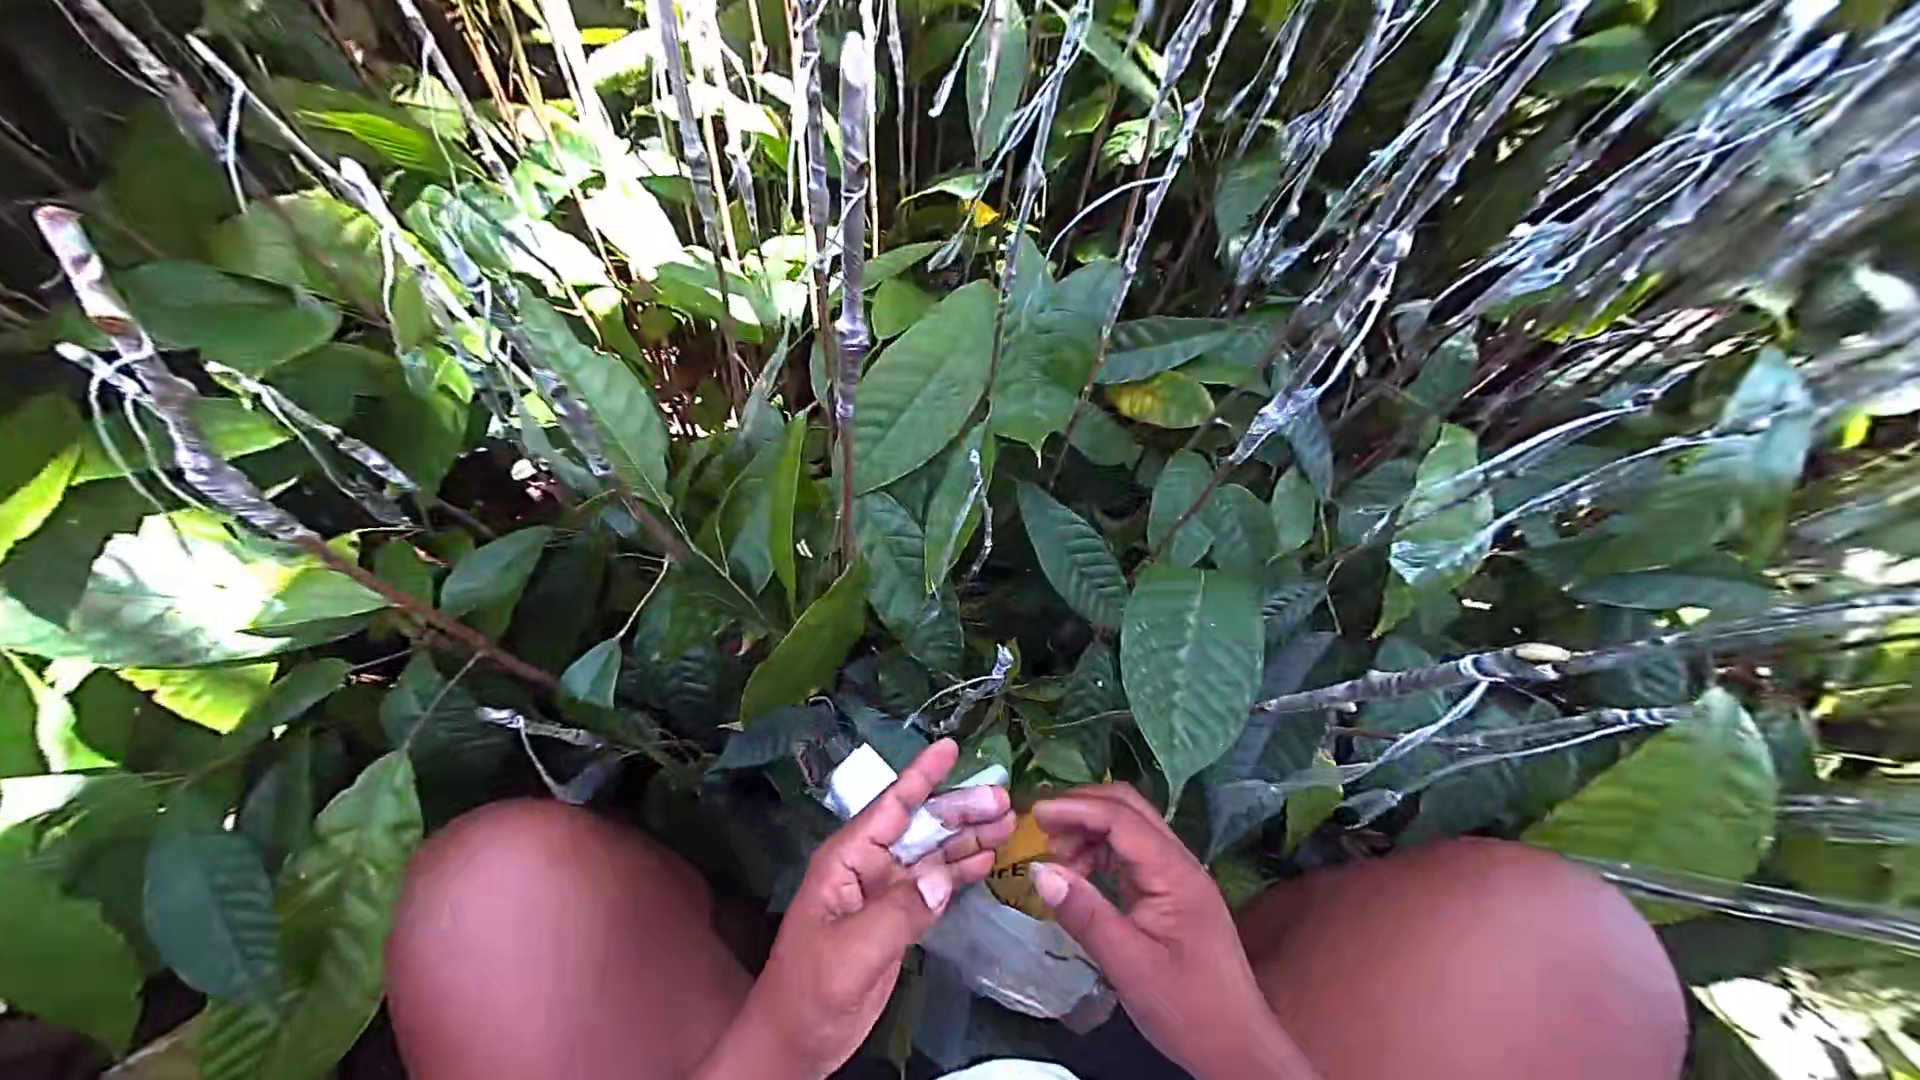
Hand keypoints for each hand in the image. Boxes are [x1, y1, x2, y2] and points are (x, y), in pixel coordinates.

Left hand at [694, 739, 1015, 1079]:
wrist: (796, 1045)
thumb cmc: (810, 990)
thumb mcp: (851, 952)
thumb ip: (899, 912)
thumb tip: (943, 877)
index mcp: (849, 858)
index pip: (892, 805)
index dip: (922, 775)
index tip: (951, 747)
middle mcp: (871, 864)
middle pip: (922, 826)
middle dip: (960, 810)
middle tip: (1004, 799)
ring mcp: (887, 890)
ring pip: (934, 852)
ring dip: (969, 837)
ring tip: (1008, 823)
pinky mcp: (899, 916)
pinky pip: (935, 884)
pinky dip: (961, 871)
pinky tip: (987, 860)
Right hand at [1029, 785, 1318, 1079]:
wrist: (1240, 1052)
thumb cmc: (1189, 1011)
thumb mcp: (1129, 966)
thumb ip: (1084, 914)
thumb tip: (1039, 870)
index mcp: (1175, 873)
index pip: (1120, 818)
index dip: (1075, 809)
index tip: (1035, 815)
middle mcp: (1179, 861)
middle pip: (1128, 807)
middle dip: (1082, 808)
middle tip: (1042, 826)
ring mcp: (1177, 873)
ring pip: (1128, 825)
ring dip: (1089, 830)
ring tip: (1057, 856)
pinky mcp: (1170, 889)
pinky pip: (1130, 851)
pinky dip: (1099, 851)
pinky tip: (1079, 874)